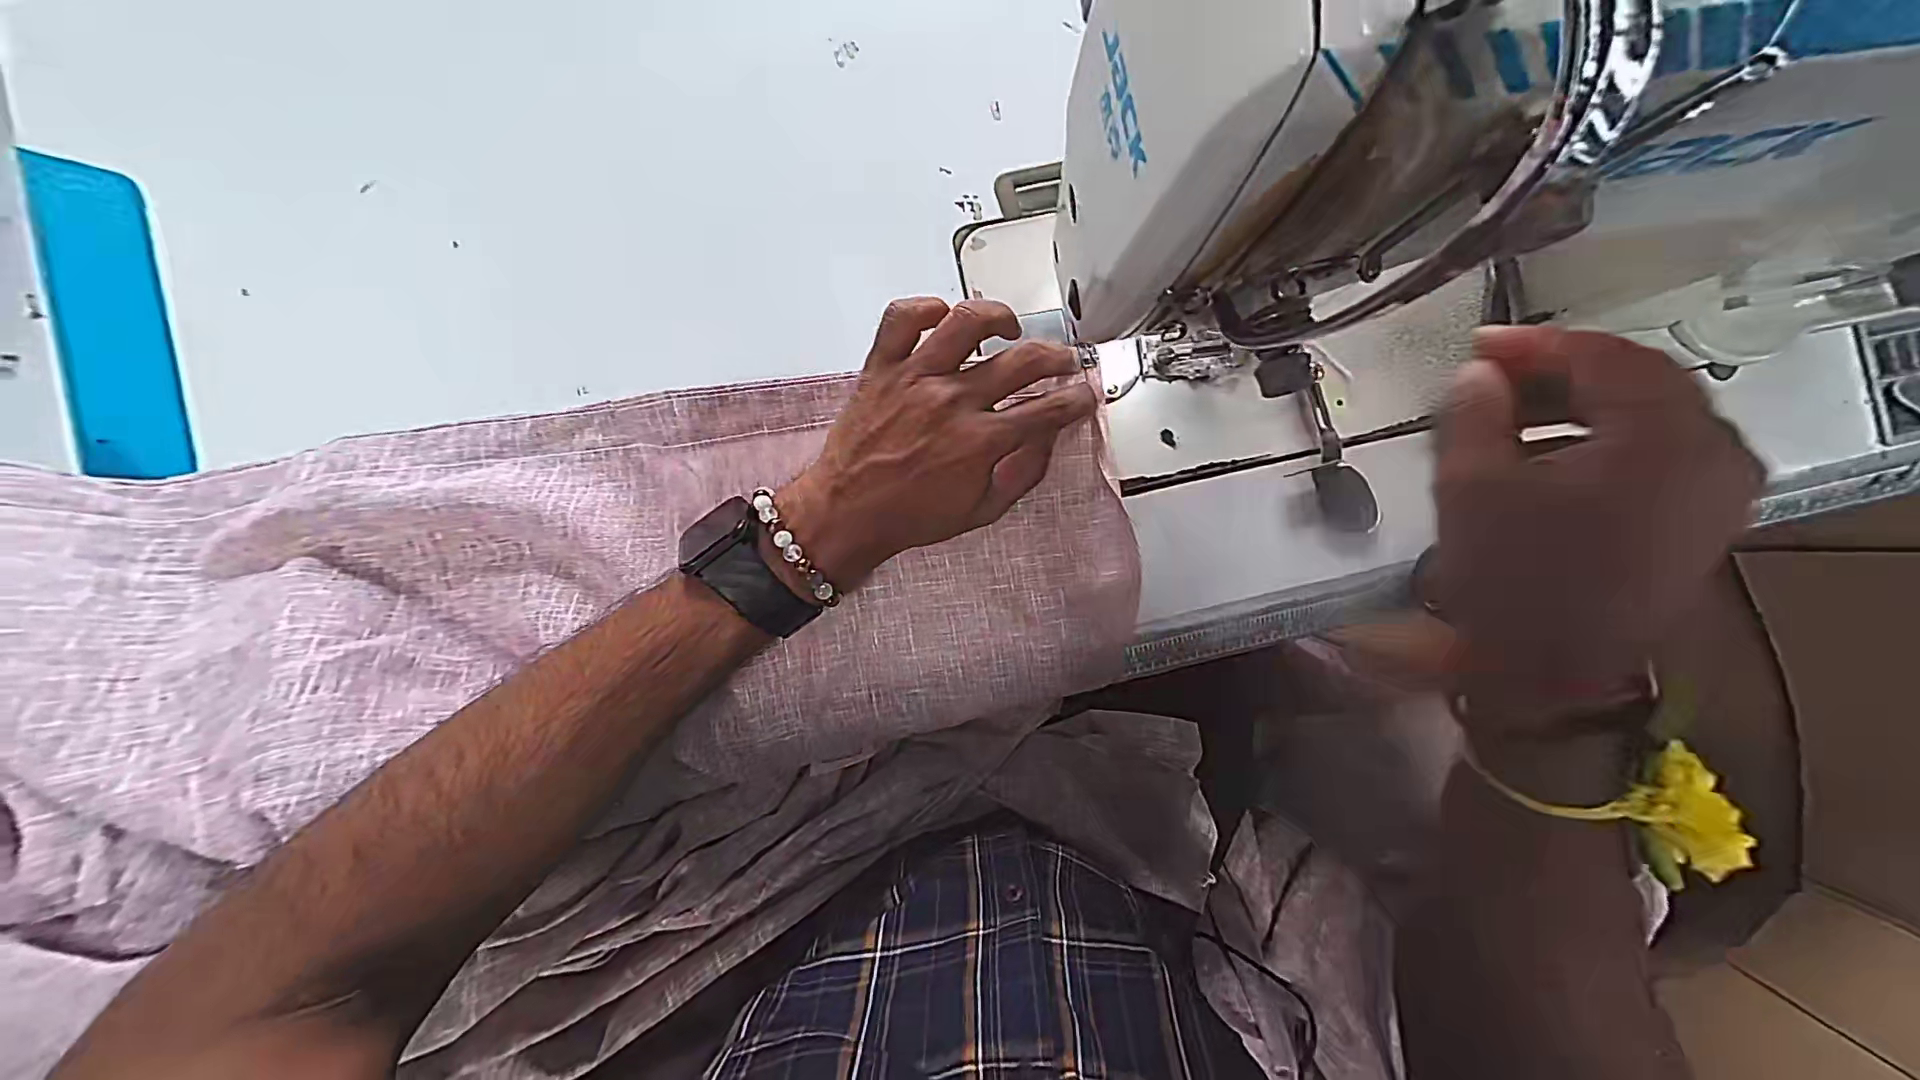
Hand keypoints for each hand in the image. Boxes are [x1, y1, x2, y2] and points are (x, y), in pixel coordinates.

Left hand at [776, 297, 1098, 588]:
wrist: (848, 514)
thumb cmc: (908, 516)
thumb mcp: (982, 510)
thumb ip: (1023, 473)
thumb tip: (1047, 441)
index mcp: (980, 442)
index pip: (1048, 408)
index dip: (1077, 399)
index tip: (1082, 395)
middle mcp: (951, 403)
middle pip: (1024, 360)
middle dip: (1058, 357)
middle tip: (1061, 361)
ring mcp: (915, 380)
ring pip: (967, 321)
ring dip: (999, 317)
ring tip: (1007, 328)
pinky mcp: (882, 369)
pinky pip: (901, 318)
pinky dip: (924, 307)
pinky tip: (941, 317)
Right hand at [1433, 326, 1762, 728]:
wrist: (1552, 670)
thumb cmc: (1511, 575)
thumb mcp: (1471, 488)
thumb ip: (1473, 417)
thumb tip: (1479, 374)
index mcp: (1665, 439)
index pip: (1608, 359)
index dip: (1536, 345)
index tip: (1478, 345)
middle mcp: (1716, 454)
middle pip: (1638, 384)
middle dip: (1558, 374)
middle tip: (1490, 376)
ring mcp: (1718, 490)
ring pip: (1647, 419)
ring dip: (1576, 407)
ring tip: (1508, 415)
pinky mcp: (1701, 518)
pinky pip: (1653, 454)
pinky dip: (1598, 440)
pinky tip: (1544, 454)